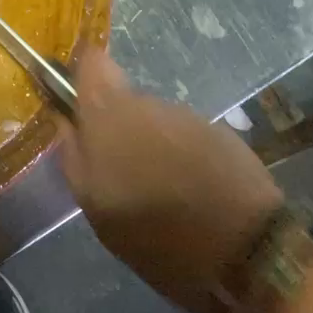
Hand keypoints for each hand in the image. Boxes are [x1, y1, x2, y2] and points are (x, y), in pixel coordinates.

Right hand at [58, 51, 283, 312]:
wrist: (246, 251)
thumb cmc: (155, 232)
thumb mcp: (95, 205)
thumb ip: (73, 155)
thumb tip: (66, 121)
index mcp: (109, 112)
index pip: (90, 61)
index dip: (82, 78)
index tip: (79, 109)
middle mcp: (147, 102)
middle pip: (122, 99)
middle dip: (119, 127)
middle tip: (121, 172)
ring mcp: (187, 116)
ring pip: (154, 120)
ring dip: (152, 145)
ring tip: (159, 190)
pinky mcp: (220, 133)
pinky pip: (185, 138)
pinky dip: (182, 157)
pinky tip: (189, 193)